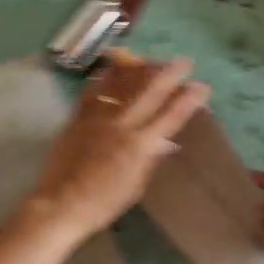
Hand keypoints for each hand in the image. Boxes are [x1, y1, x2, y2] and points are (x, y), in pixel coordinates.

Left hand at [26, 51, 208, 239]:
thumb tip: (163, 140)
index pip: (172, 116)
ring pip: (122, 84)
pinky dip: (104, 77)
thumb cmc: (103, 203)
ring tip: (150, 60)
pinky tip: (112, 68)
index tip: (201, 86)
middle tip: (184, 61)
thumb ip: (150, 159)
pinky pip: (93, 91)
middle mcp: (123, 125)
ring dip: (139, 69)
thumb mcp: (136, 185)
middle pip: (150, 92)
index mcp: (141, 145)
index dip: (189, 99)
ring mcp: (98, 118)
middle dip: (170, 74)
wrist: (61, 203)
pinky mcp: (78, 117)